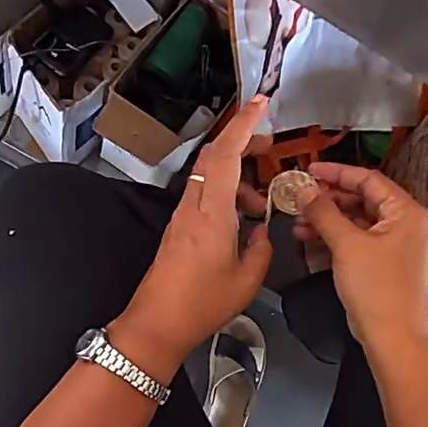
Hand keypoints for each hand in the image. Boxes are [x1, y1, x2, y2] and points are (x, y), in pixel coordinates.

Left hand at [109, 97, 274, 378]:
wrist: (157, 323)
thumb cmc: (200, 304)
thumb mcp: (247, 280)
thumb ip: (261, 249)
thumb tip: (261, 233)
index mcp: (212, 214)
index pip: (225, 154)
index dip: (244, 124)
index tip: (261, 103)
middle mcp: (193, 207)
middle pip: (215, 156)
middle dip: (243, 141)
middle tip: (270, 144)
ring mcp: (183, 216)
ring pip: (210, 176)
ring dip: (238, 178)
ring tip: (260, 204)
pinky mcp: (179, 228)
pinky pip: (205, 196)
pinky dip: (226, 197)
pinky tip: (242, 223)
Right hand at [296, 162, 427, 354]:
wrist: (393, 336)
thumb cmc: (381, 292)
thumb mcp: (346, 244)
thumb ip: (324, 212)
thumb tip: (307, 192)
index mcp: (406, 212)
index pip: (369, 179)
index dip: (337, 173)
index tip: (311, 171)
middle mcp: (406, 225)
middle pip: (362, 199)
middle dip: (328, 200)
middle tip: (301, 197)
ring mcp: (396, 246)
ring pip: (357, 221)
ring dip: (328, 220)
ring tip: (299, 222)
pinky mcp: (384, 264)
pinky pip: (357, 241)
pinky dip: (335, 238)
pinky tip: (311, 239)